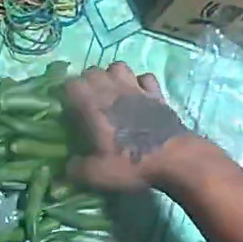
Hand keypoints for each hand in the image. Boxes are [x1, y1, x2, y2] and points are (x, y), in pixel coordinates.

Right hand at [64, 62, 207, 190]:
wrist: (175, 158)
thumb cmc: (132, 164)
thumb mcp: (98, 174)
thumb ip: (77, 169)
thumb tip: (68, 166)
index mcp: (94, 106)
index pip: (72, 84)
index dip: (67, 94)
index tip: (68, 109)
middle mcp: (113, 91)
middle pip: (93, 71)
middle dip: (87, 82)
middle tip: (88, 103)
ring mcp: (137, 89)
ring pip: (118, 66)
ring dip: (112, 76)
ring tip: (112, 94)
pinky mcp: (157, 94)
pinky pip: (145, 77)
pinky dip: (139, 83)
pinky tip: (139, 96)